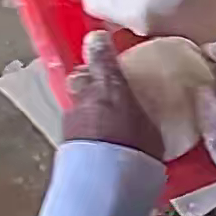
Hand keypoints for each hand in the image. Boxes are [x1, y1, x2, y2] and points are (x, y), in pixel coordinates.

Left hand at [63, 31, 163, 158]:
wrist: (103, 178)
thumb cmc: (136, 147)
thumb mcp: (151, 128)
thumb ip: (144, 114)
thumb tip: (146, 110)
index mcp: (112, 86)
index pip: (102, 56)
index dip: (100, 46)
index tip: (99, 37)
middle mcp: (87, 96)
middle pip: (80, 78)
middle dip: (87, 79)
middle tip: (100, 85)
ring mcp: (73, 117)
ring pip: (77, 103)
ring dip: (86, 107)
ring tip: (101, 119)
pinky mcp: (65, 139)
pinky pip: (76, 125)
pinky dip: (84, 128)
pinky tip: (96, 139)